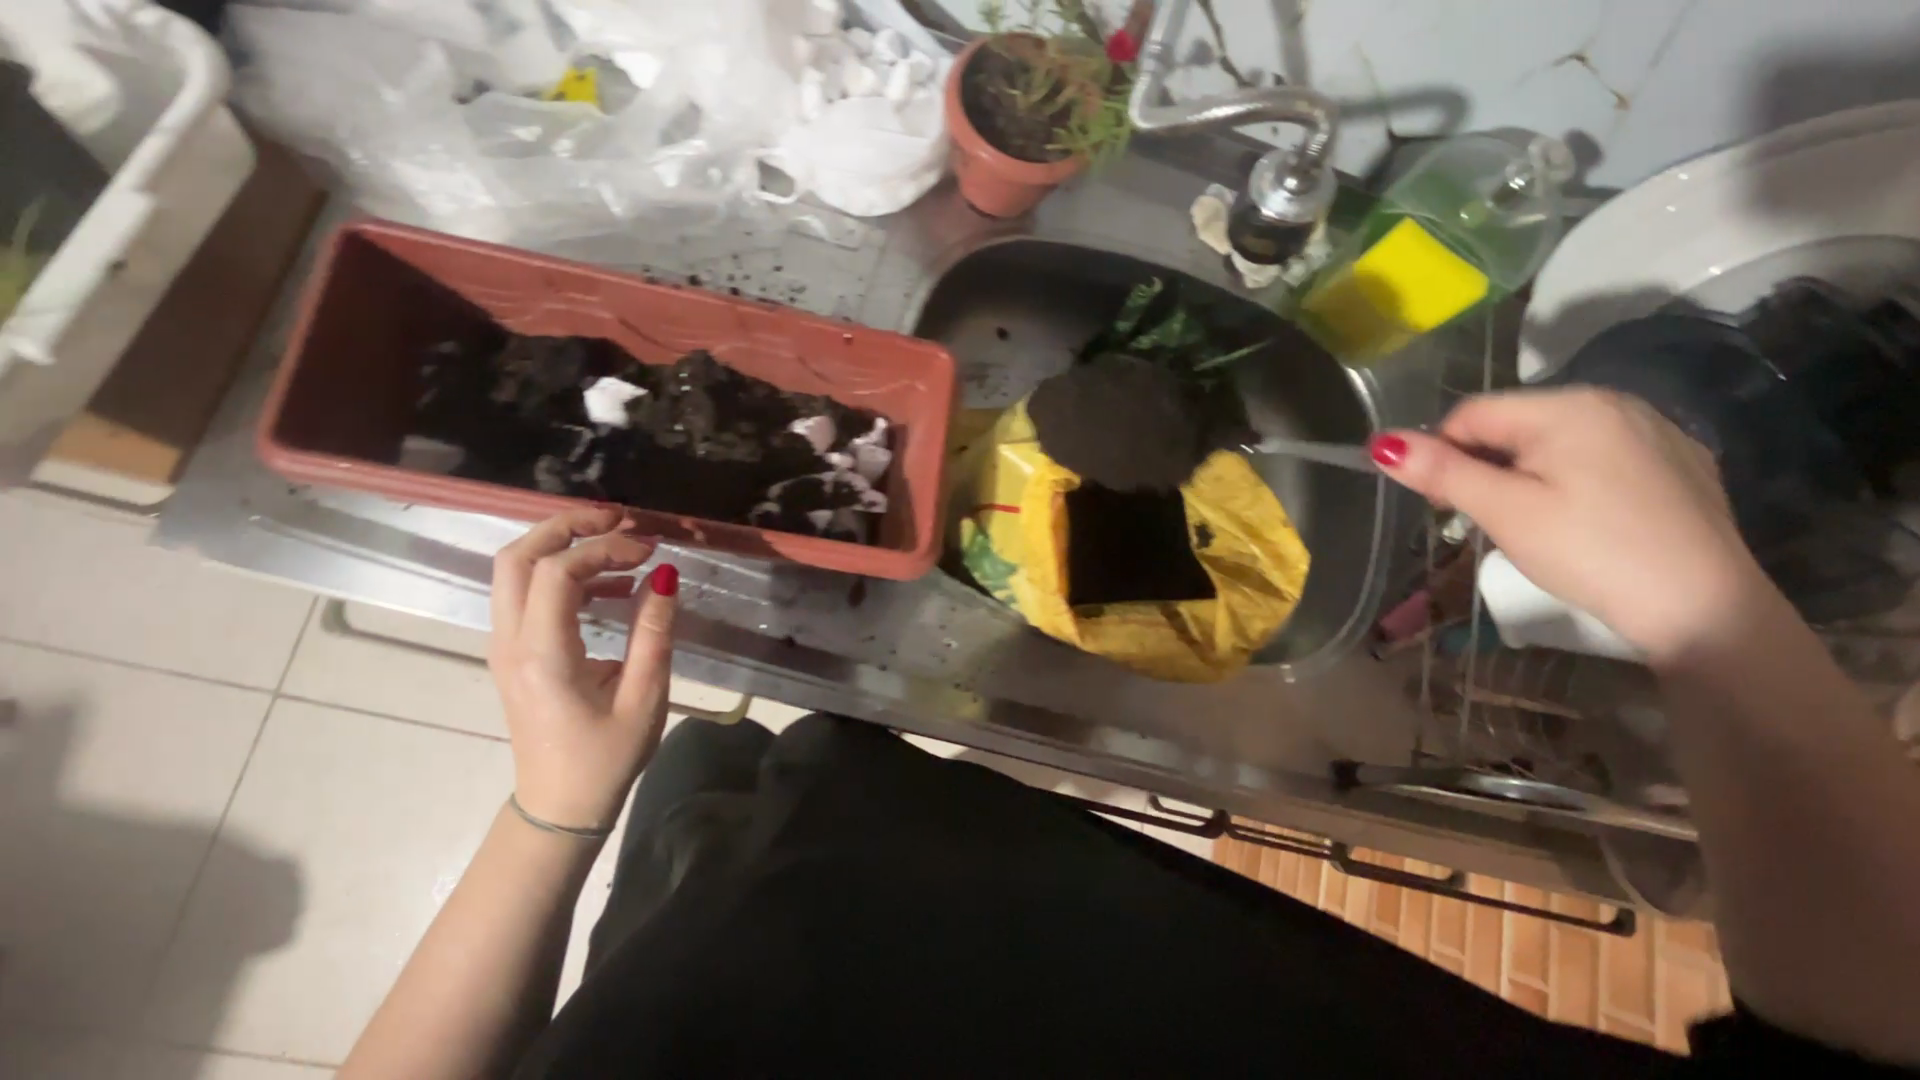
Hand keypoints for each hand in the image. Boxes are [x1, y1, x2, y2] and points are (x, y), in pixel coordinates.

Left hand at [488, 507, 678, 830]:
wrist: (559, 806)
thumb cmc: (606, 756)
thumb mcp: (644, 696)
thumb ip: (654, 631)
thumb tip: (665, 574)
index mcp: (542, 654)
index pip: (557, 571)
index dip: (604, 548)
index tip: (650, 552)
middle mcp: (510, 641)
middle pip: (518, 556)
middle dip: (568, 526)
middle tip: (620, 521)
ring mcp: (504, 645)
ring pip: (515, 569)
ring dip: (563, 546)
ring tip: (621, 549)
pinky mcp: (512, 652)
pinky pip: (525, 593)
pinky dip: (562, 573)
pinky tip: (609, 586)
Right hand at [1373, 387, 1771, 664]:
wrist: (1704, 608)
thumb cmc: (1590, 553)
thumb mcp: (1505, 512)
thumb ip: (1443, 472)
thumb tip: (1381, 443)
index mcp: (1569, 406)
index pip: (1471, 413)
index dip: (1443, 455)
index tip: (1446, 505)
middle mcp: (1615, 402)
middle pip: (1515, 425)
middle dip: (1486, 466)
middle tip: (1489, 522)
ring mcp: (1655, 431)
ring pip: (1556, 443)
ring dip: (1527, 475)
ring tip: (1535, 526)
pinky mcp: (1681, 462)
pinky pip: (1601, 458)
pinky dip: (1575, 483)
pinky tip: (1586, 524)